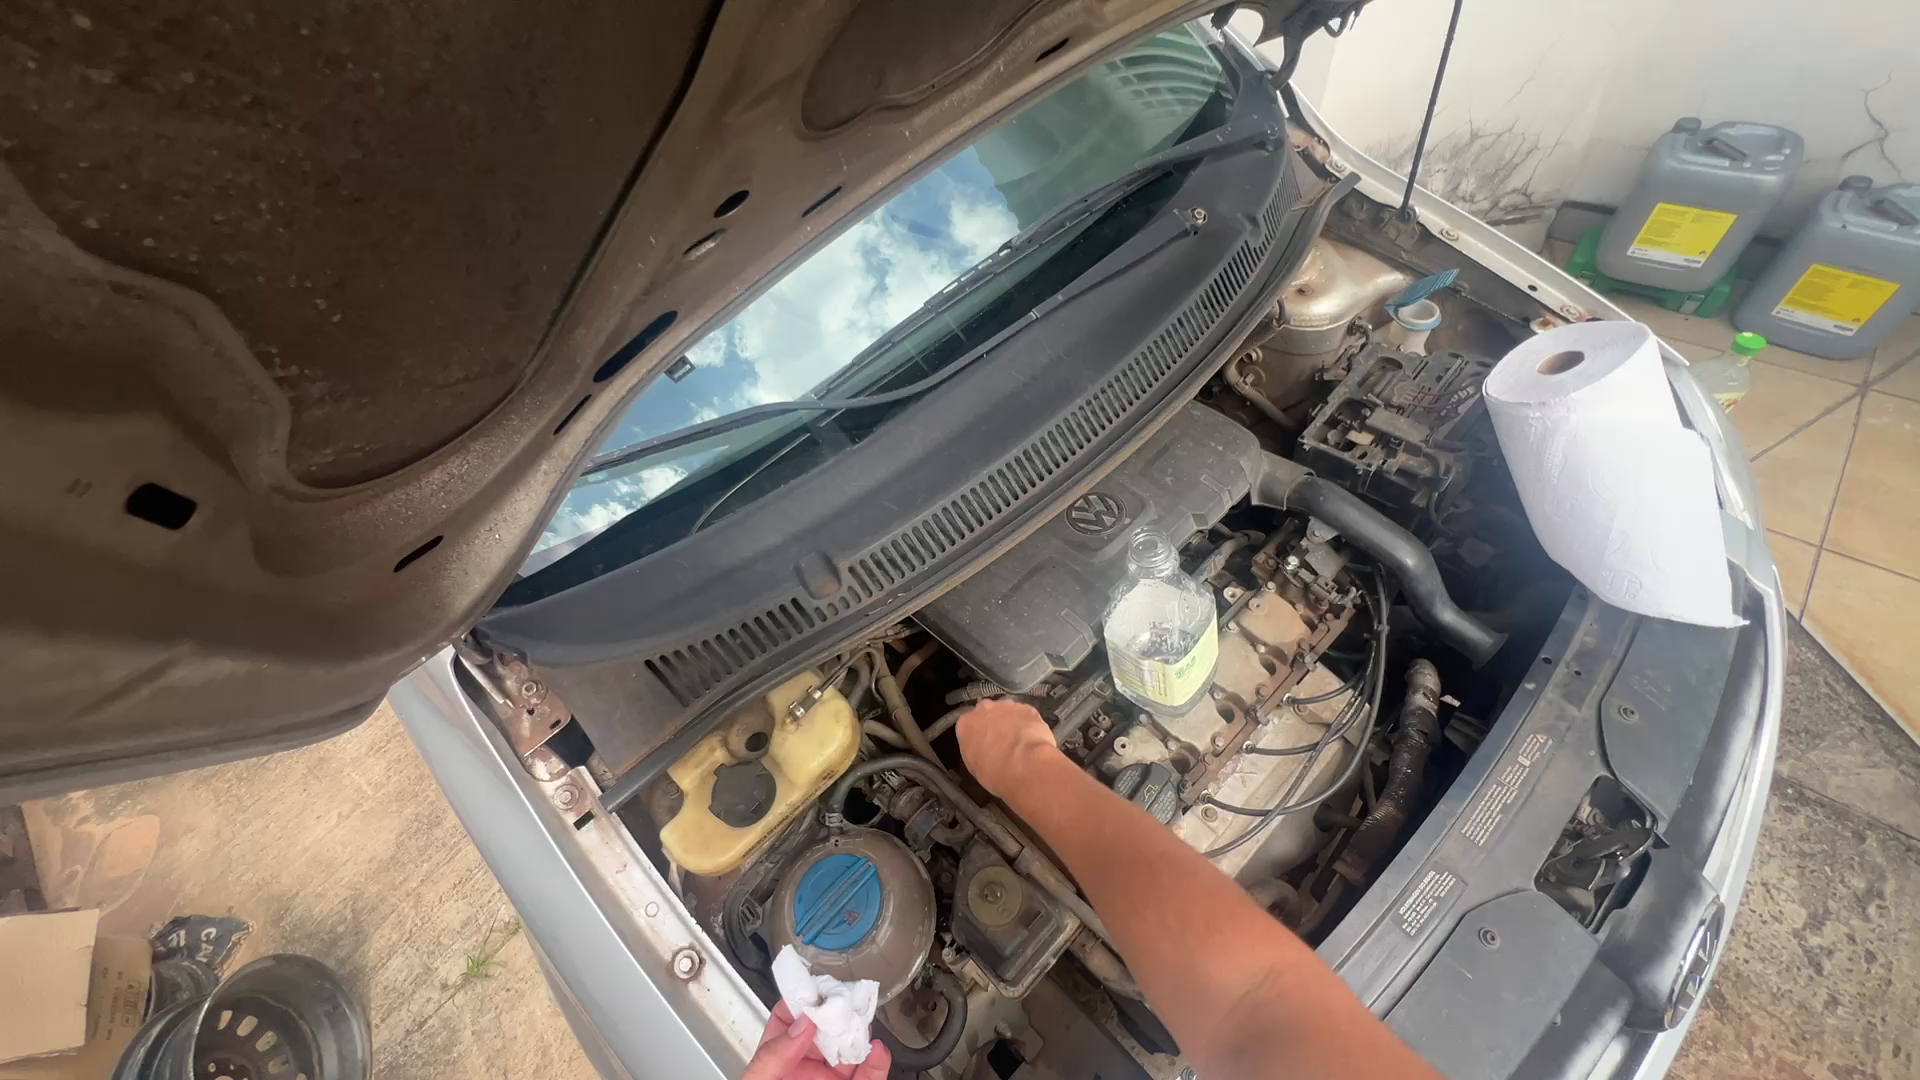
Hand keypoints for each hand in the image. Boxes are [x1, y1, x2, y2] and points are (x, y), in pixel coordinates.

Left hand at [741, 1002, 889, 1079]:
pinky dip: (877, 1066)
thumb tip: (801, 1022)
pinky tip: (876, 1052)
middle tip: (848, 998)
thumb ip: (773, 1055)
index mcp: (776, 1063)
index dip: (804, 999)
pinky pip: (868, 1079)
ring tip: (864, 1021)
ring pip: (851, 1052)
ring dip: (861, 1034)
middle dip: (840, 1012)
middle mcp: (805, 1071)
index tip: (817, 986)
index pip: (790, 1019)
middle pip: (827, 1031)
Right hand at [955, 698, 1060, 796]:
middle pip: (986, 713)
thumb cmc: (996, 771)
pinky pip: (1026, 715)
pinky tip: (1032, 740)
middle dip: (993, 724)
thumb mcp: (975, 768)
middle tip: (1001, 743)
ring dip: (1011, 723)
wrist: (1024, 764)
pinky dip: (1028, 724)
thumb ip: (975, 752)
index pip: (967, 725)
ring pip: (1007, 711)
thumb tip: (983, 754)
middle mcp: (984, 710)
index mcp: (966, 724)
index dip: (976, 736)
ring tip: (1019, 743)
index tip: (982, 745)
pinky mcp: (1027, 708)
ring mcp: (1006, 706)